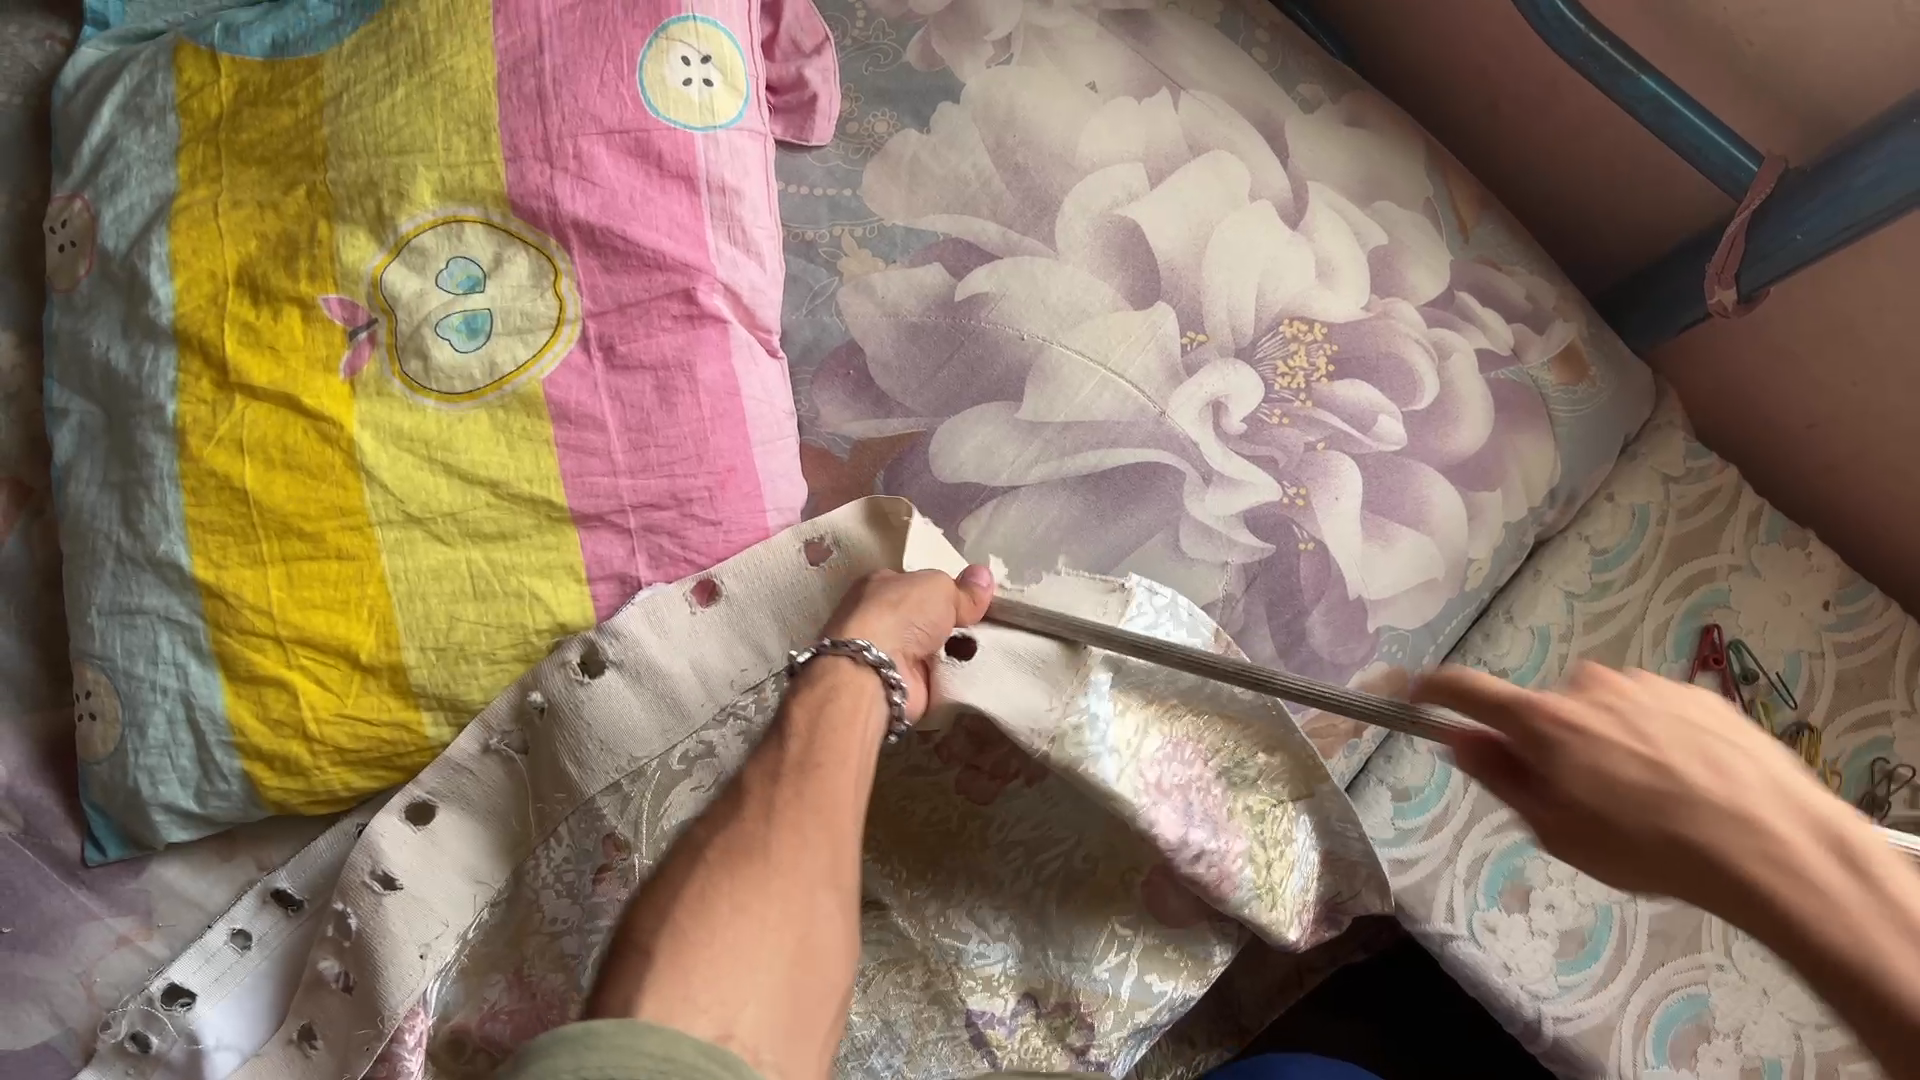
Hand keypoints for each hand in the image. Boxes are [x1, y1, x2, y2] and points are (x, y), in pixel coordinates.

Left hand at [817, 566, 994, 720]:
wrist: (875, 672)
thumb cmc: (900, 614)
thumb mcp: (939, 587)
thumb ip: (962, 588)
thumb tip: (983, 577)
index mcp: (878, 585)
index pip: (914, 584)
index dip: (941, 590)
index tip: (969, 597)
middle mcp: (878, 618)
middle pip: (925, 618)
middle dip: (950, 623)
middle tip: (982, 625)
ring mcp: (886, 654)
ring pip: (932, 648)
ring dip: (954, 651)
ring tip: (984, 649)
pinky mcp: (898, 684)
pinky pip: (934, 677)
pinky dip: (951, 676)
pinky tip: (972, 672)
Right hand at [1414, 661, 1864, 910]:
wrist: (1784, 851)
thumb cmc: (1648, 848)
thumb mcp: (1554, 829)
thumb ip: (1499, 777)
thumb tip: (1459, 740)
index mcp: (1541, 719)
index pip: (1464, 687)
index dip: (1431, 688)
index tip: (1416, 694)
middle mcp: (1584, 687)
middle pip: (1539, 708)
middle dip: (1543, 741)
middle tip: (1574, 790)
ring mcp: (1644, 686)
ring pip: (1597, 709)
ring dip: (1600, 738)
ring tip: (1646, 793)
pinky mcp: (1698, 694)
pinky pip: (1649, 709)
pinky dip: (1650, 736)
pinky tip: (1686, 780)